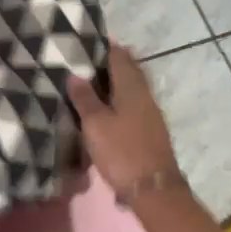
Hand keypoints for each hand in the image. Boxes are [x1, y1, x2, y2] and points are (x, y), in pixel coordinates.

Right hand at [68, 45, 182, 197]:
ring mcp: (151, 114)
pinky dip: (120, 99)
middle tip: (87, 59)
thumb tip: (75, 75)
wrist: (155, 192)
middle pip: (130, 70)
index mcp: (131, 88)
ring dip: (116, 81)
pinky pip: (134, 104)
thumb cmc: (122, 152)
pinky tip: (107, 108)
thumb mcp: (95, 124)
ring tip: (93, 82)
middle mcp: (144, 95)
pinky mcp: (151, 131)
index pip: (119, 56)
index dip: (105, 46)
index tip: (87, 39)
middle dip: (112, 62)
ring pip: (133, 88)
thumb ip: (84, 98)